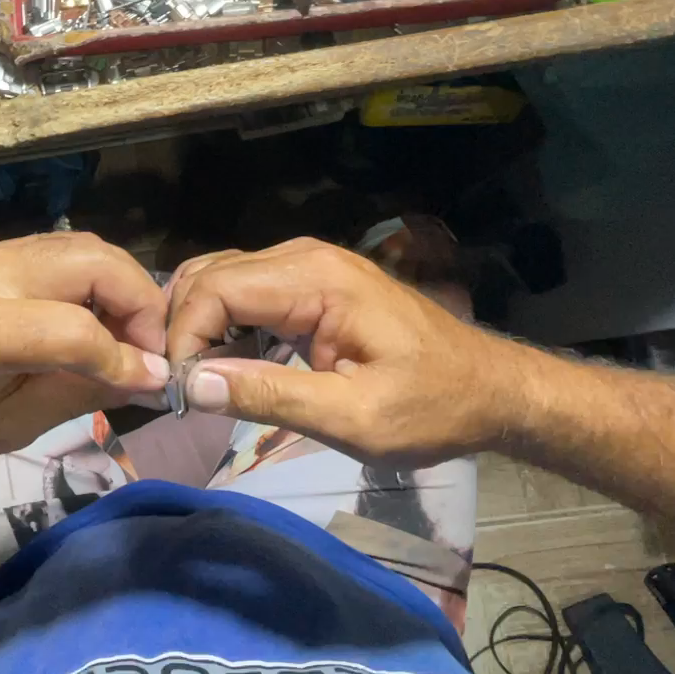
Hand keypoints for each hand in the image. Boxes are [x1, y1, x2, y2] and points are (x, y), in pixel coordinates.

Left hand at [0, 232, 170, 485]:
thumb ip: (85, 391)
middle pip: (90, 260)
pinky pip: (57, 252)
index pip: (73, 328)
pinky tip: (95, 317)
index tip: (155, 378)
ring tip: (125, 335)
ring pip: (80, 246)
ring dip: (117, 286)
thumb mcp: (14, 425)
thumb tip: (151, 374)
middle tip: (147, 348)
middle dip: (136, 300)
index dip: (125, 354)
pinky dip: (90, 279)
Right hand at [165, 238, 529, 464]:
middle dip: (182, 328)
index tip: (183, 392)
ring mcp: (305, 262)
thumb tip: (194, 385)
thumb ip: (272, 396)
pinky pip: (242, 285)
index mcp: (316, 279)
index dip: (184, 337)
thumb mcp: (355, 417)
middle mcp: (303, 256)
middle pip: (208, 275)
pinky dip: (218, 318)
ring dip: (195, 321)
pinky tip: (223, 358)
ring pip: (218, 275)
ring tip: (198, 375)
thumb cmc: (432, 407)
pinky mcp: (308, 278)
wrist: (492, 389)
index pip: (215, 289)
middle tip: (184, 387)